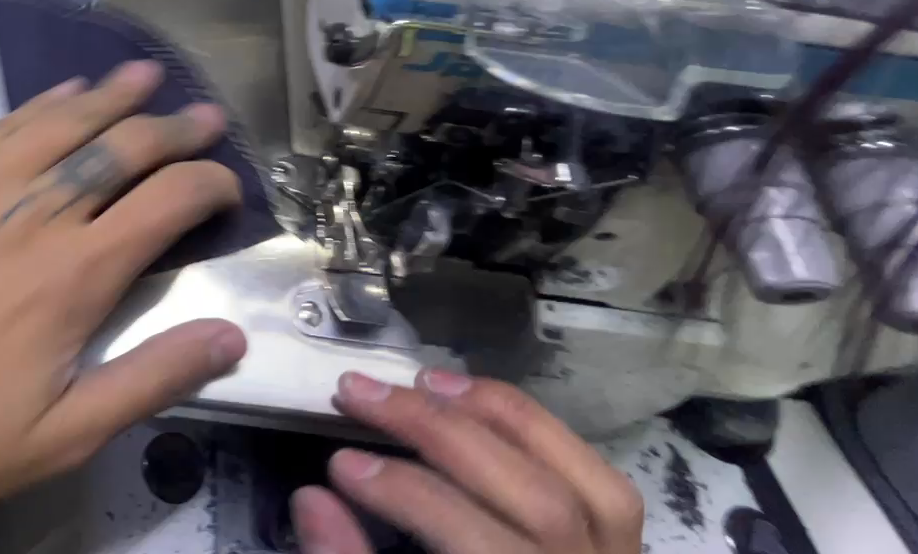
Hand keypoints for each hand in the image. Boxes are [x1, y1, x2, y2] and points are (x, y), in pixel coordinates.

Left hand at [0, 61, 248, 553]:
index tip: (229, 185)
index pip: (165, 201)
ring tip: (144, 74)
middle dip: (172, 127)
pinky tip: (60, 96)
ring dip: (108, 95)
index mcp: (71, 277)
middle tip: (205, 113)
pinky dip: (39, 106)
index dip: (209, 183)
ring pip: (57, 122)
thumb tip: (230, 338)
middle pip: (117, 147)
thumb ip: (152, 379)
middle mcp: (28, 215)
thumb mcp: (59, 439)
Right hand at [292, 370, 643, 553]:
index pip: (479, 549)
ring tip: (423, 380)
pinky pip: (607, 489)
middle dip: (438, 430)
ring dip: (499, 418)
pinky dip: (544, 434)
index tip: (338, 462)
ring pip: (588, 487)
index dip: (407, 495)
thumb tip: (310, 498)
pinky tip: (481, 404)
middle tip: (357, 390)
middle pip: (537, 502)